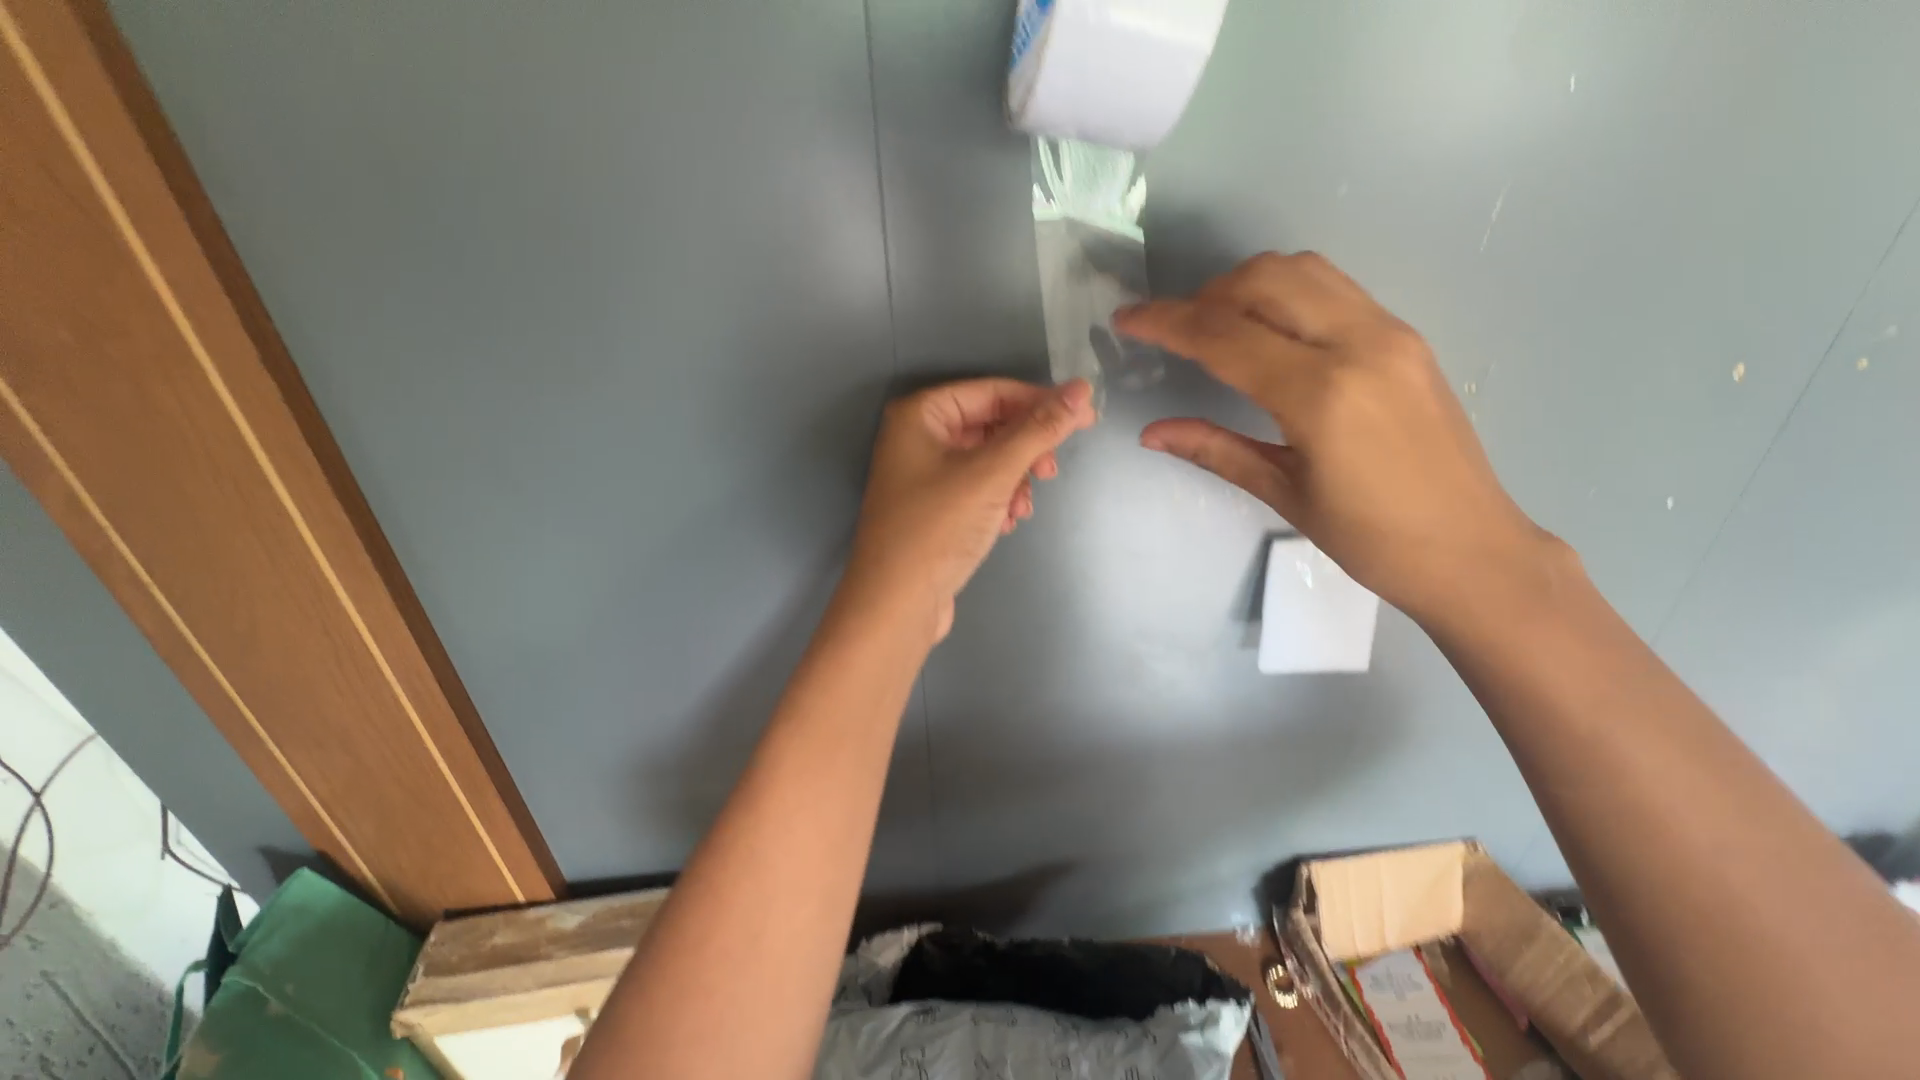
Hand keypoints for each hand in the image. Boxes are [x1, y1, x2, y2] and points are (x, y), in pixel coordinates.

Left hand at [844, 378, 1095, 641]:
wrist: (896, 604)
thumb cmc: (938, 528)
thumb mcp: (993, 474)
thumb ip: (1039, 429)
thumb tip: (1080, 390)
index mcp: (921, 414)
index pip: (992, 392)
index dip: (1040, 403)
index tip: (1085, 419)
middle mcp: (917, 437)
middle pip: (990, 425)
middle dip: (1025, 449)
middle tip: (1052, 472)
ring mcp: (922, 475)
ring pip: (987, 460)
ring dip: (1014, 480)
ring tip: (1023, 508)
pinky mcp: (931, 508)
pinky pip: (976, 488)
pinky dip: (997, 500)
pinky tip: (1006, 523)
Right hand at [1116, 252, 1564, 623]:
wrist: (1473, 549)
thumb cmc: (1372, 540)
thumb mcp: (1285, 493)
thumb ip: (1215, 450)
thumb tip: (1150, 432)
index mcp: (1320, 394)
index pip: (1226, 335)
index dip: (1167, 322)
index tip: (1126, 319)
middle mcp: (1359, 344)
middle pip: (1265, 279)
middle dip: (1207, 294)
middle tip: (1176, 330)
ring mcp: (1391, 334)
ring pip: (1305, 271)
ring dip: (1250, 285)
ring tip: (1220, 325)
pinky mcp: (1407, 337)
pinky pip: (1335, 289)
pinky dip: (1289, 294)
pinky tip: (1272, 333)